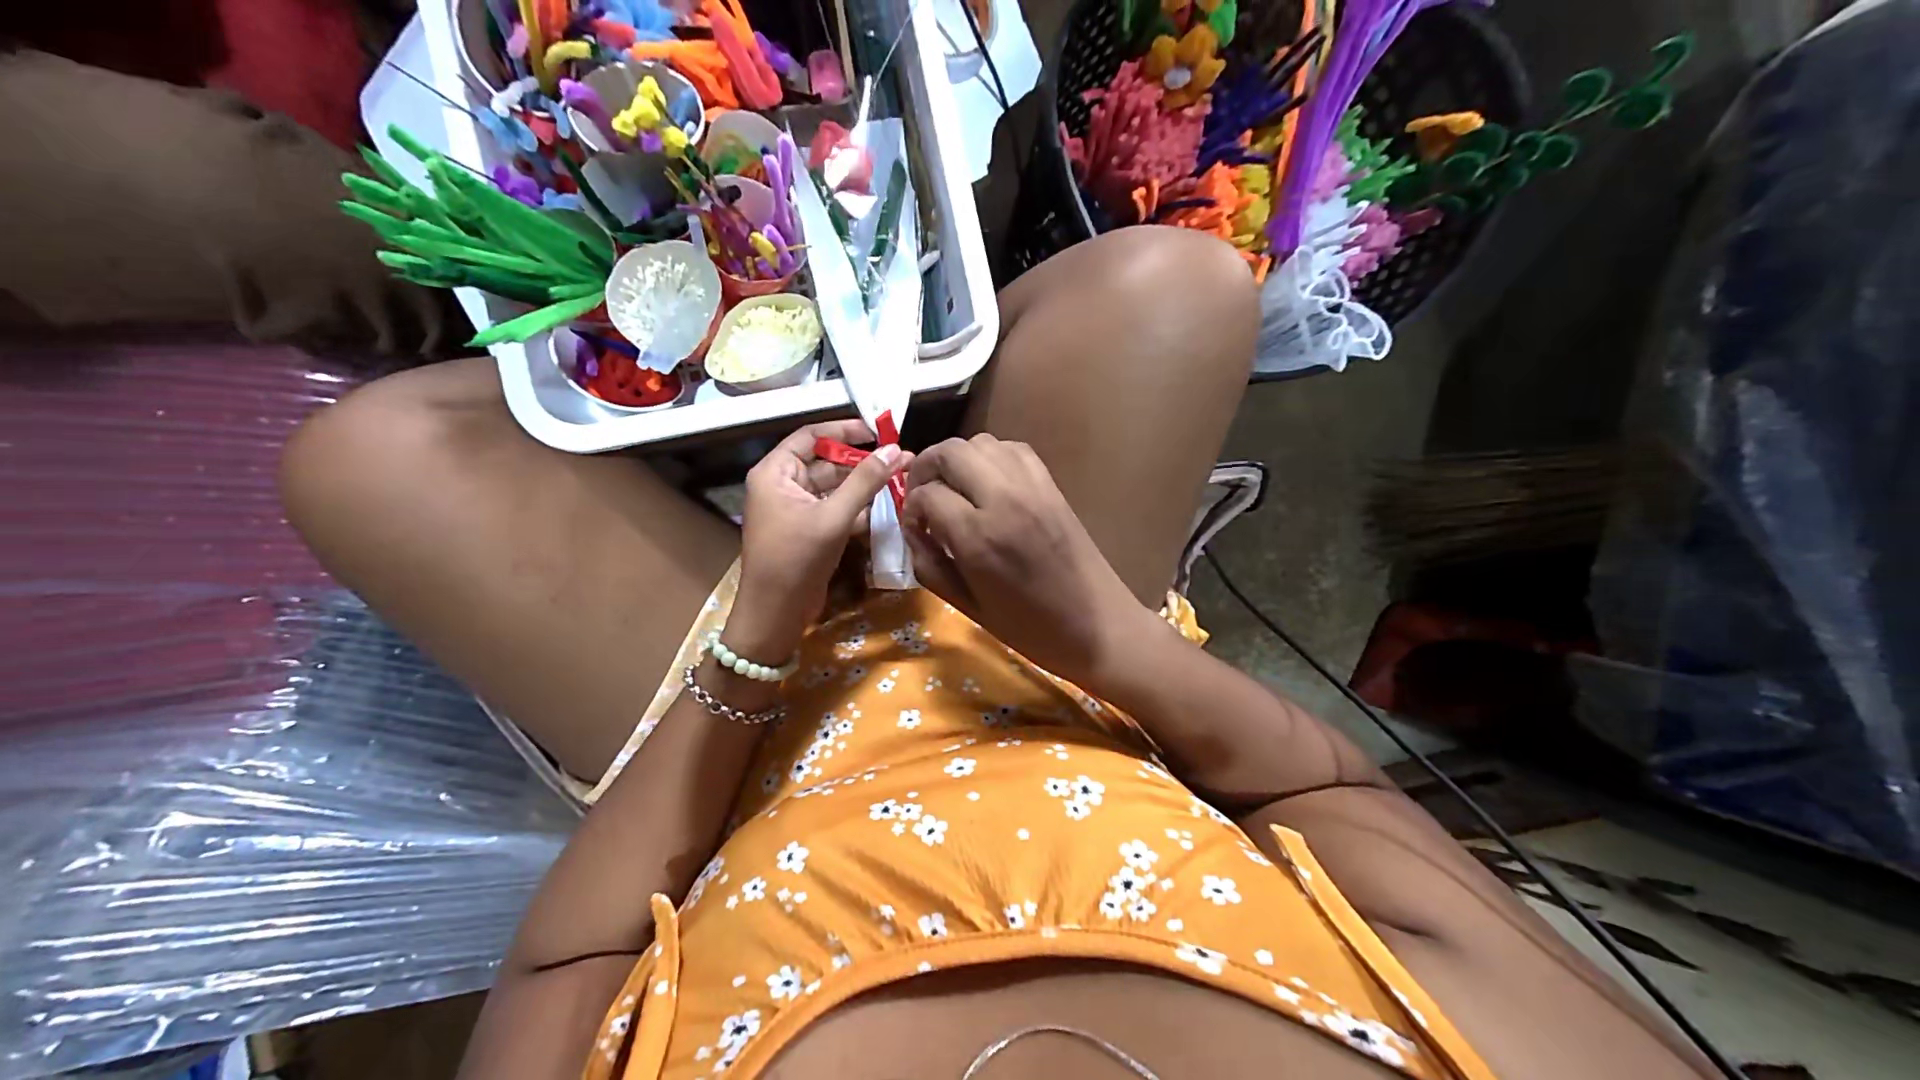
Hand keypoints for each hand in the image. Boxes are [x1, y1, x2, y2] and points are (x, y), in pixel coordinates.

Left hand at [732, 420, 909, 658]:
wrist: (776, 614)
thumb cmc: (796, 559)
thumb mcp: (833, 517)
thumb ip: (865, 482)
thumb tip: (896, 450)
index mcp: (775, 473)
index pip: (812, 436)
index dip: (845, 430)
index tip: (880, 431)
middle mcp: (782, 485)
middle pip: (827, 461)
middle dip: (863, 461)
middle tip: (902, 459)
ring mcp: (796, 509)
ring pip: (835, 487)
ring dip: (865, 485)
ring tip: (902, 479)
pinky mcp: (809, 530)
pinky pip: (835, 508)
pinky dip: (858, 507)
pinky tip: (889, 506)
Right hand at [902, 434, 1156, 685]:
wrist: (1098, 627)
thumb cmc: (1029, 628)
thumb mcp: (967, 607)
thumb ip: (929, 565)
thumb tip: (915, 531)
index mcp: (979, 536)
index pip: (926, 495)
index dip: (910, 510)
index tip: (916, 530)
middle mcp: (1004, 499)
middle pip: (949, 452)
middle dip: (925, 468)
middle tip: (922, 496)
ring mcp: (1032, 486)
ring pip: (981, 442)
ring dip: (958, 459)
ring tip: (953, 488)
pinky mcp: (1052, 485)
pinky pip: (1013, 449)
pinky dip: (991, 458)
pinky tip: (987, 484)